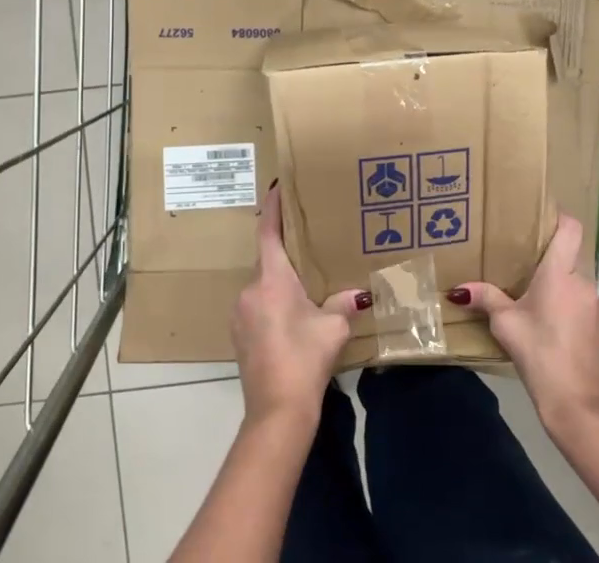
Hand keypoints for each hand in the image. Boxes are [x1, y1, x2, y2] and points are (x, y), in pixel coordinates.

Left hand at [231, 182, 367, 426]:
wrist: (277, 410)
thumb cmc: (305, 358)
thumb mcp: (333, 329)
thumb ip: (343, 305)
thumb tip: (359, 295)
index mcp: (271, 280)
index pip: (268, 233)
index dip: (273, 208)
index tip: (276, 187)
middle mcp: (249, 291)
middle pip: (268, 262)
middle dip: (288, 256)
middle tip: (310, 247)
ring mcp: (239, 315)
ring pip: (263, 288)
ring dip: (282, 286)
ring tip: (308, 289)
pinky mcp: (239, 337)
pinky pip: (258, 308)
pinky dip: (274, 306)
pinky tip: (294, 321)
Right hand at [453, 215, 598, 425]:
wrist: (576, 401)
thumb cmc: (539, 352)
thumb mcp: (505, 323)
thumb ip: (485, 299)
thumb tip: (457, 290)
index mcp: (561, 273)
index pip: (571, 229)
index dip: (559, 218)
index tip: (540, 217)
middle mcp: (584, 283)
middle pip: (570, 256)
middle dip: (549, 258)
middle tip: (522, 261)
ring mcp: (597, 305)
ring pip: (576, 281)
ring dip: (558, 284)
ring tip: (533, 295)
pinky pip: (582, 302)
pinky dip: (567, 304)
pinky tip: (549, 322)